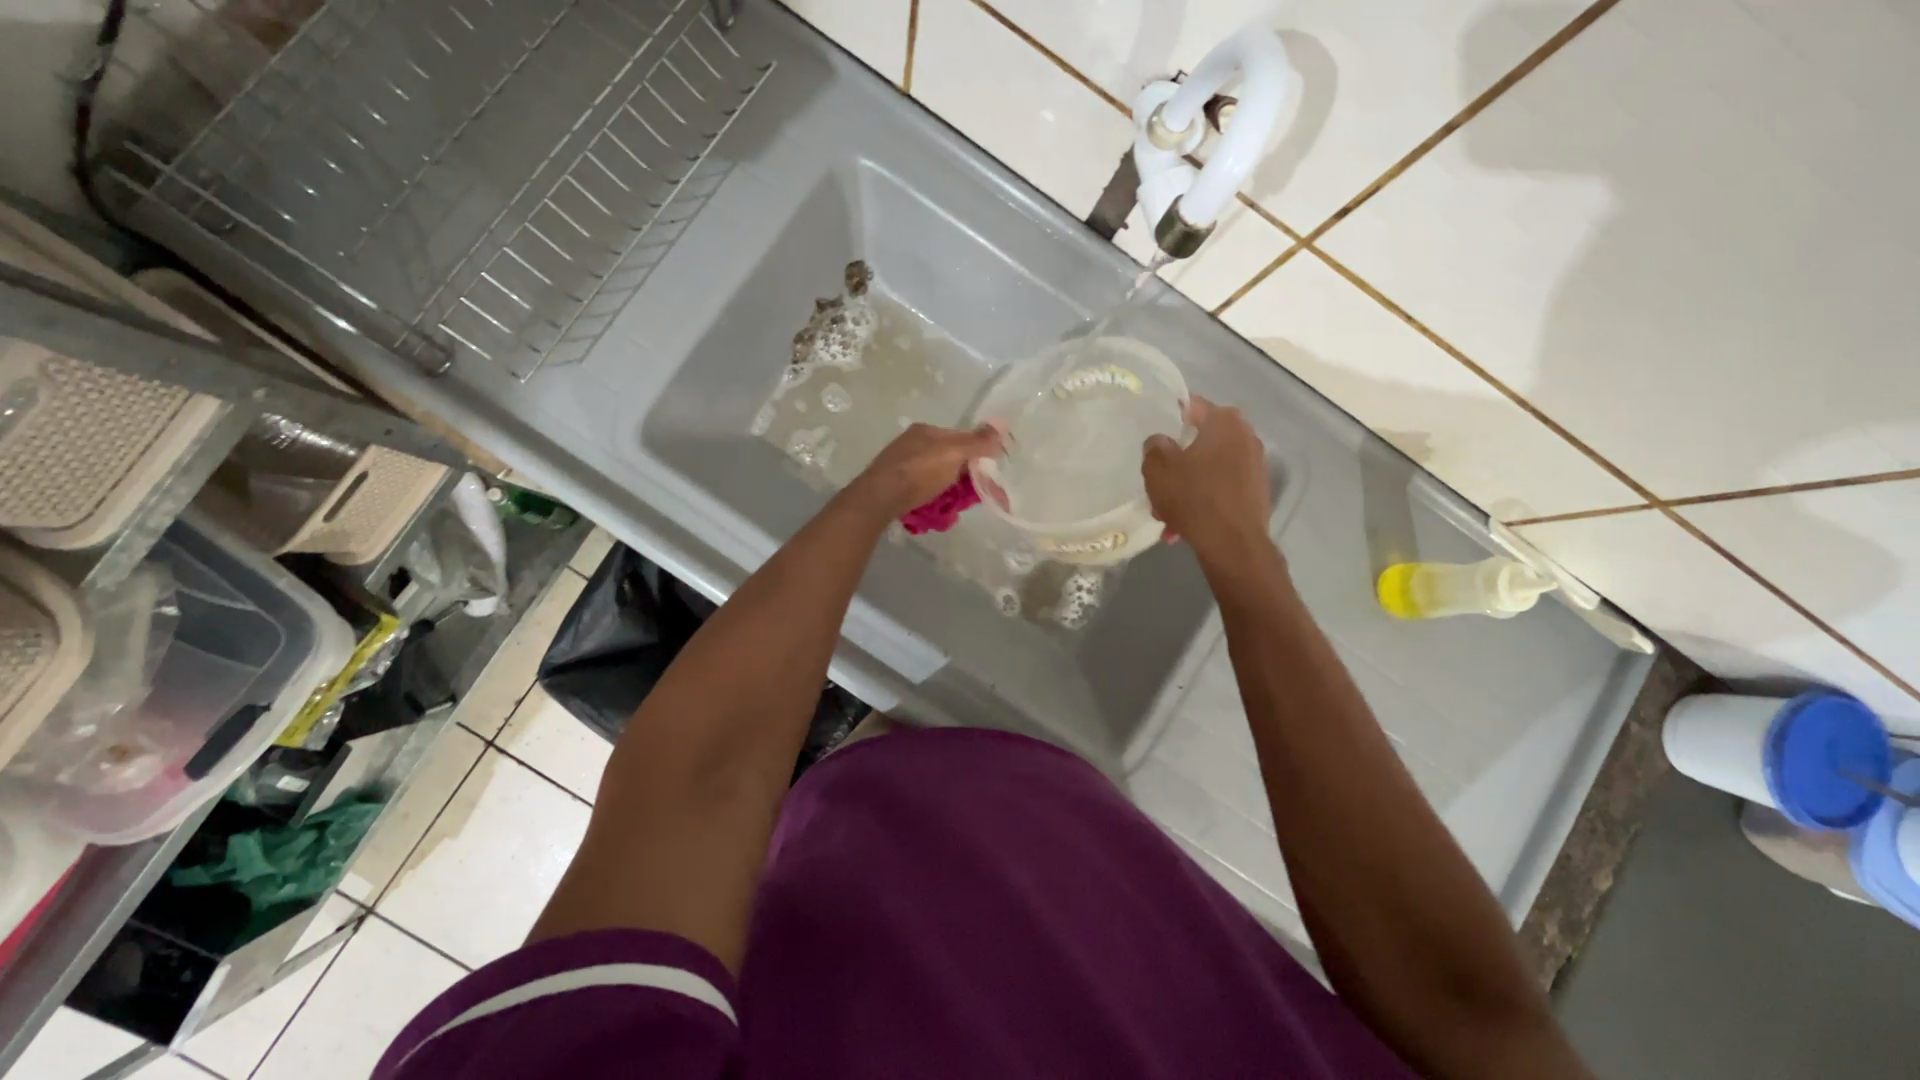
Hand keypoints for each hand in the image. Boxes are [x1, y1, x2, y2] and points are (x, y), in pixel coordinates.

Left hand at [847, 422, 1004, 519]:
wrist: (879, 498)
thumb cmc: (919, 472)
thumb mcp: (954, 454)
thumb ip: (978, 441)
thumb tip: (1003, 424)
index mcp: (926, 431)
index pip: (960, 438)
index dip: (977, 454)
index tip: (988, 475)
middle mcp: (912, 443)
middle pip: (948, 458)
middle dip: (963, 477)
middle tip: (973, 496)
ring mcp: (900, 464)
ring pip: (935, 476)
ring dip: (948, 490)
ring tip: (955, 507)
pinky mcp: (893, 485)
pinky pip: (921, 489)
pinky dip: (932, 498)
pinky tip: (935, 510)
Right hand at [1142, 396, 1273, 566]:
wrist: (1233, 544)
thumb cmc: (1194, 497)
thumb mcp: (1158, 470)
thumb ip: (1154, 448)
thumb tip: (1160, 442)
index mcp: (1224, 421)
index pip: (1191, 405)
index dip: (1169, 415)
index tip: (1154, 432)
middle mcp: (1245, 436)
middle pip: (1200, 441)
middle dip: (1177, 461)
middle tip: (1158, 481)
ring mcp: (1255, 464)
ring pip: (1209, 468)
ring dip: (1188, 485)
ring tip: (1167, 513)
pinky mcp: (1257, 491)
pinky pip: (1222, 487)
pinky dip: (1204, 499)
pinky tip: (1185, 523)